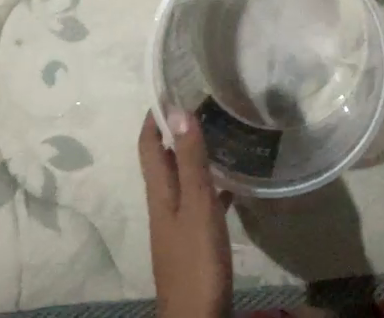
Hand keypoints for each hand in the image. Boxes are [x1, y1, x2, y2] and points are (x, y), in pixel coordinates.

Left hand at [139, 110, 232, 317]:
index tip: (170, 88)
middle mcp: (164, 203)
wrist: (196, 317)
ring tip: (222, 135)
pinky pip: (201, 201)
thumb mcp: (196, 205)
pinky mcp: (193, 239)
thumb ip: (190, 160)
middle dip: (177, 131)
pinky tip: (234, 183)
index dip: (154, 117)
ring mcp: (178, 222)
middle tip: (204, 104)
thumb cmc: (196, 260)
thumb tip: (177, 110)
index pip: (149, 145)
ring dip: (196, 156)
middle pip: (165, 159)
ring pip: (184, 178)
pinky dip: (213, 186)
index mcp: (160, 192)